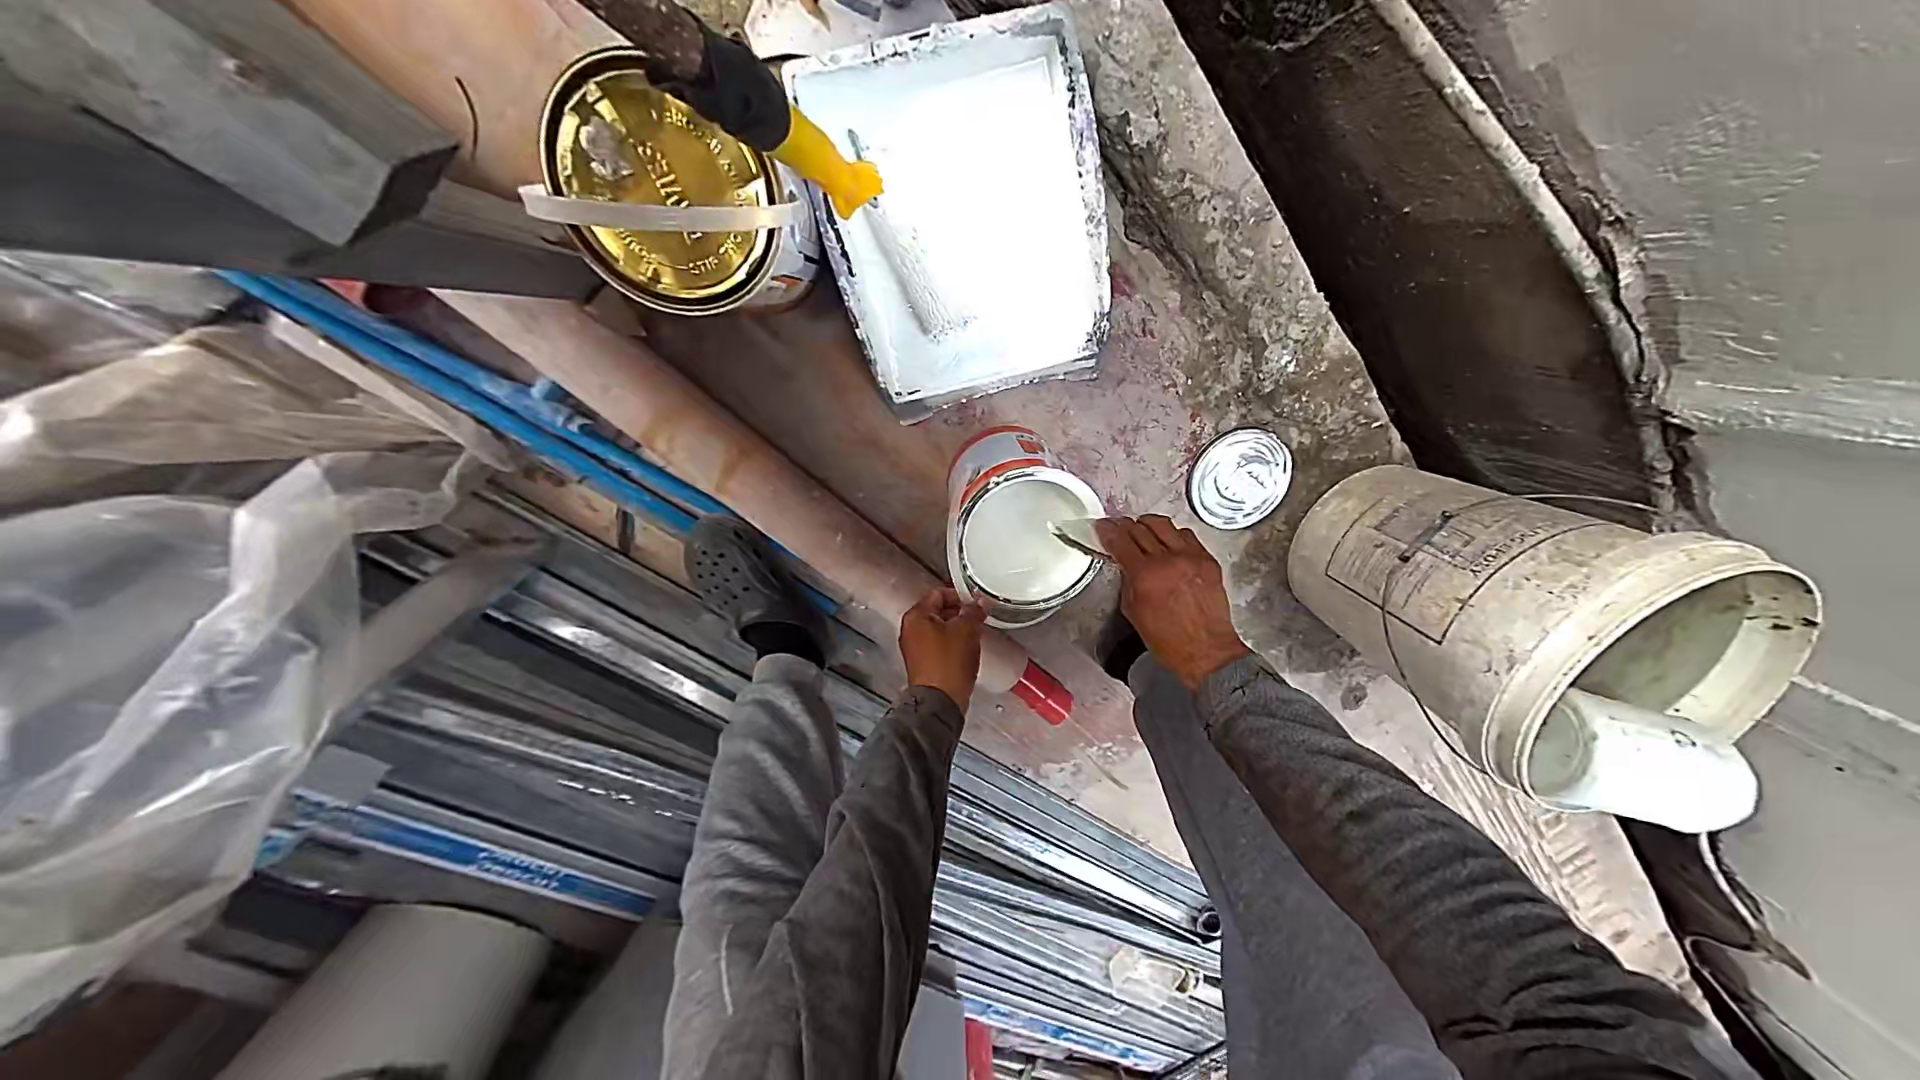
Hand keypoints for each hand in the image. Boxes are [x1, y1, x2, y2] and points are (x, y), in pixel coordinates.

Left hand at [899, 587, 986, 710]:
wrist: (940, 701)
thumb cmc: (949, 663)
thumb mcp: (967, 630)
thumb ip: (973, 612)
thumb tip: (980, 603)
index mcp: (916, 616)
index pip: (939, 593)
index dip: (960, 595)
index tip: (975, 603)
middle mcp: (910, 630)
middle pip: (937, 610)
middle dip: (959, 613)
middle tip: (977, 618)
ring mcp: (914, 648)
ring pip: (938, 628)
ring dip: (957, 629)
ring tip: (974, 635)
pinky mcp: (921, 663)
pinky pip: (938, 645)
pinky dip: (951, 644)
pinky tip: (965, 650)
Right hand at [1094, 515, 1251, 689]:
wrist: (1206, 651)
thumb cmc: (1171, 640)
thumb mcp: (1133, 611)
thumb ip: (1127, 581)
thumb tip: (1124, 563)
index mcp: (1145, 575)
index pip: (1121, 541)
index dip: (1108, 530)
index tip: (1104, 527)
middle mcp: (1168, 561)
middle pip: (1140, 528)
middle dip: (1125, 525)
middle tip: (1119, 526)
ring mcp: (1191, 558)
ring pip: (1163, 525)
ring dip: (1148, 524)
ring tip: (1142, 528)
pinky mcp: (1207, 560)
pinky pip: (1186, 535)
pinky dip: (1173, 534)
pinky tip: (1168, 541)